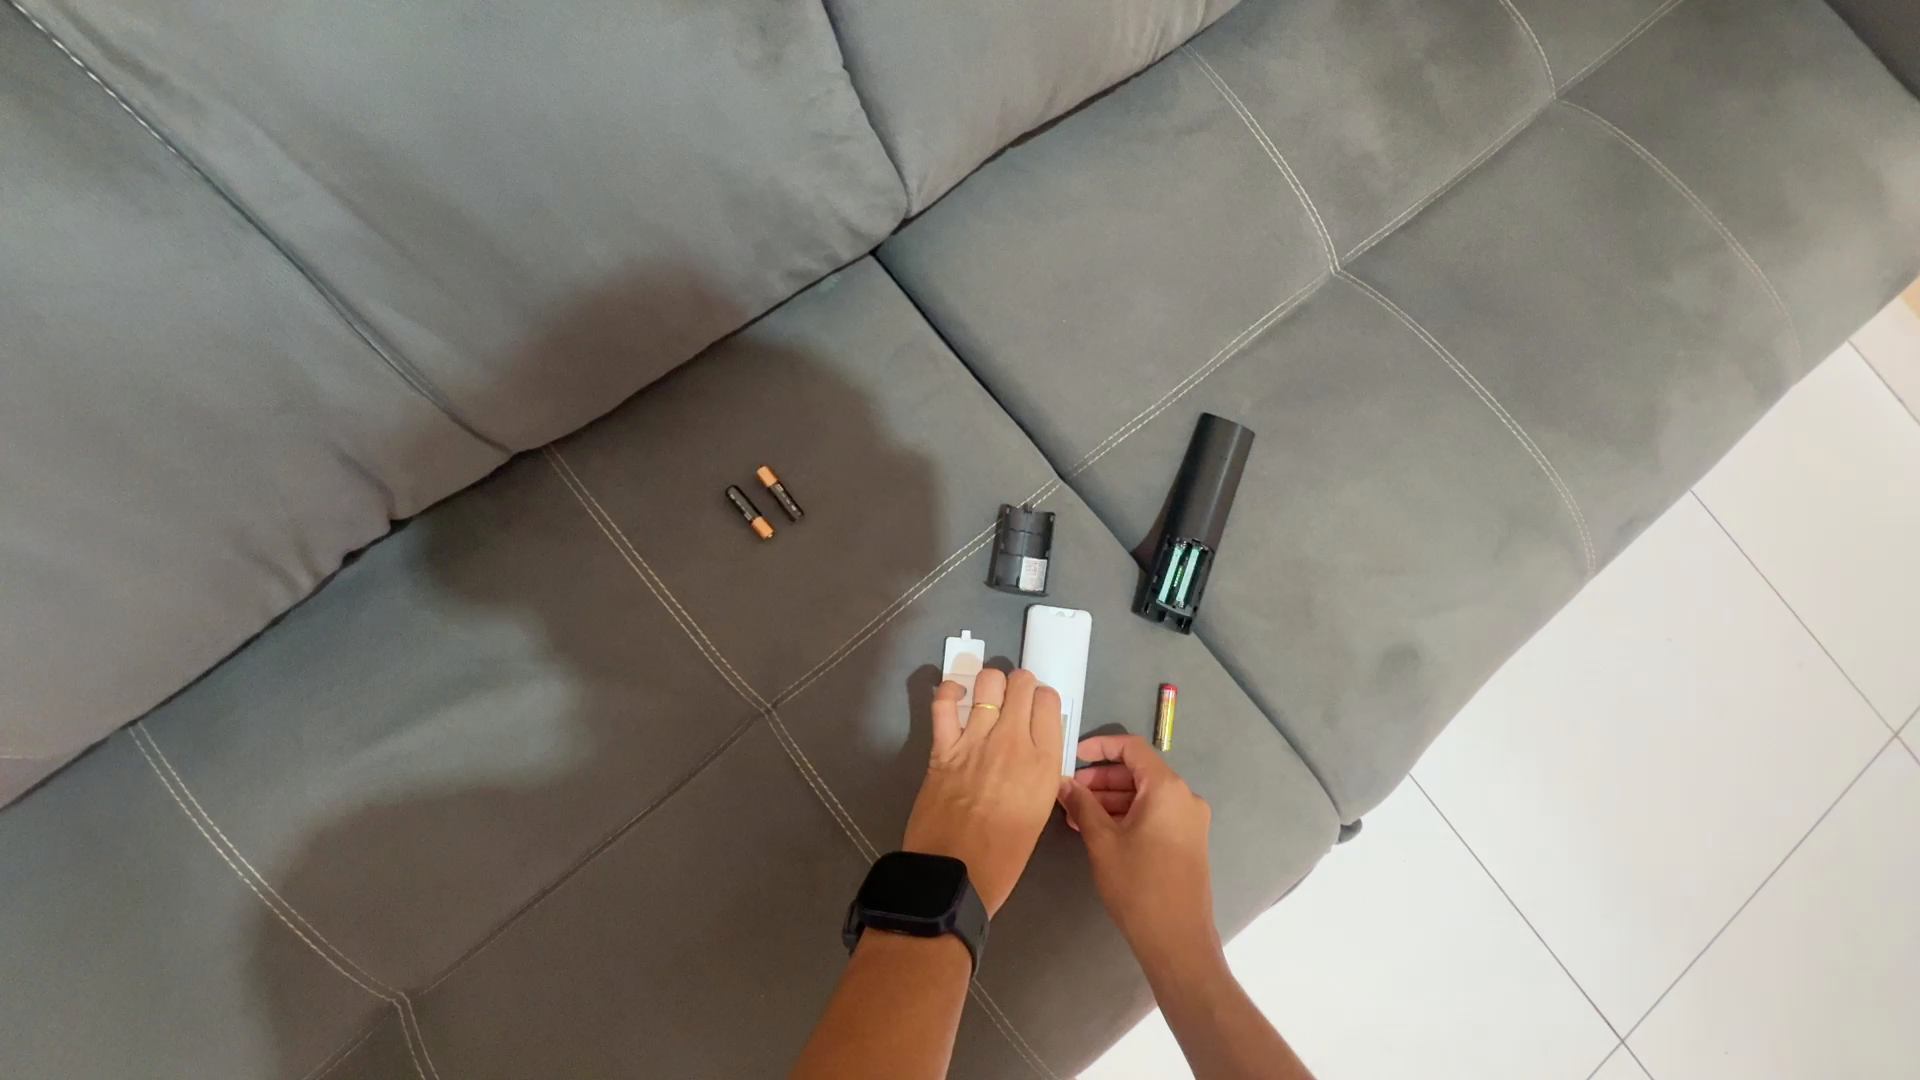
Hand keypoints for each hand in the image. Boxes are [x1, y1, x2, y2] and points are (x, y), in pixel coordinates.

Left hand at [901, 668, 1064, 915]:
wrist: (956, 876)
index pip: (1049, 701)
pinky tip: (955, 694)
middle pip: (1022, 684)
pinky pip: (945, 703)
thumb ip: (1038, 772)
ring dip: (990, 683)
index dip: (1041, 700)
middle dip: (1019, 684)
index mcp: (1045, 762)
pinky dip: (950, 691)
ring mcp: (976, 741)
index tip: (1035, 709)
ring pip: (989, 683)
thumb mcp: (1039, 810)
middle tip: (1013, 698)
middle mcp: (1014, 743)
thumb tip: (1030, 748)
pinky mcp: (943, 747)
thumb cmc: (1004, 855)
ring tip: (987, 696)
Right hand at [1057, 735, 1220, 968]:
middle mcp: (1185, 798)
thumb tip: (1063, 783)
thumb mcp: (1102, 841)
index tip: (1074, 755)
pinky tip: (1099, 831)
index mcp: (1167, 789)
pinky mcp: (1188, 842)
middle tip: (1070, 792)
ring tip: (1077, 815)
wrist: (1178, 942)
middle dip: (1101, 779)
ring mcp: (1190, 821)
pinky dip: (1127, 816)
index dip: (1100, 747)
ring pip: (1145, 796)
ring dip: (1111, 800)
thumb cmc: (1138, 885)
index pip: (1132, 748)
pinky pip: (1154, 815)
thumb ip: (1081, 804)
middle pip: (1138, 773)